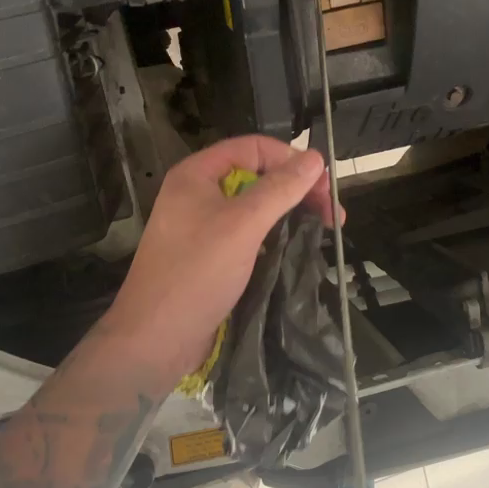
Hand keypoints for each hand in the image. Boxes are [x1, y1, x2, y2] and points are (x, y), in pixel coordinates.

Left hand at [95, 135, 337, 387]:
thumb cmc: (195, 274)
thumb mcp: (242, 225)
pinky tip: (296, 250)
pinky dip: (274, 238)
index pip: (253, 148)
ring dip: (289, 215)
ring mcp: (202, 227)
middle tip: (333, 215)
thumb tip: (315, 158)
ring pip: (255, 208)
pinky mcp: (210, 257)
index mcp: (197, 175)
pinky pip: (248, 236)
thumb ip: (279, 189)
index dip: (290, 159)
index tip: (323, 185)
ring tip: (324, 232)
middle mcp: (198, 195)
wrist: (155, 340)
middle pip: (257, 177)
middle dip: (297, 190)